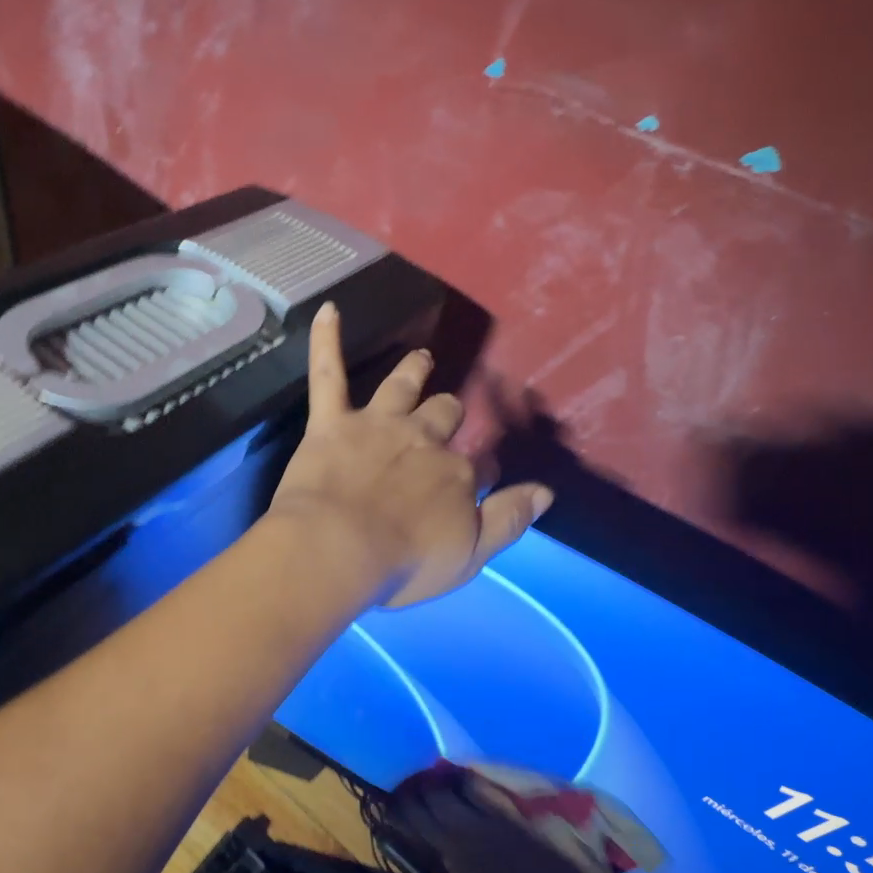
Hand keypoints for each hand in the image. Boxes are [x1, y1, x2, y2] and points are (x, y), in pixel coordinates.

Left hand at [267, 303, 551, 607]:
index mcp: (455, 475)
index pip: (477, 467)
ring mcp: (375, 426)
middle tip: (445, 413)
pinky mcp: (331, 422)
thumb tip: (546, 492)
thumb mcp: (470, 554)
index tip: (474, 481)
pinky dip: (327, 340)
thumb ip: (509, 520)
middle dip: (447, 413)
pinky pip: (328, 373)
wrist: (338, 548)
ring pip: (400, 386)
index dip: (476, 473)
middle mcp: (421, 439)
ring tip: (421, 358)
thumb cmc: (402, 563)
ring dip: (412, 371)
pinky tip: (326, 310)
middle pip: (443, 415)